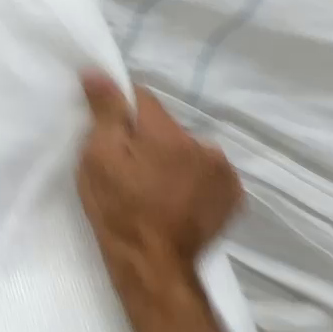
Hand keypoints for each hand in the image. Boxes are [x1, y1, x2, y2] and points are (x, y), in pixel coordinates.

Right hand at [77, 72, 241, 274]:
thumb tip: (99, 72)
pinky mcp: (233, 198)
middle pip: (165, 125)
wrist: (152, 259)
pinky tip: (171, 195)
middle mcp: (204, 147)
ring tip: (148, 181)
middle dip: (145, 135)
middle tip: (122, 161)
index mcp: (169, 133)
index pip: (142, 97)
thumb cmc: (116, 203)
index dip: (118, 107)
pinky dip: (189, 177)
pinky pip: (205, 173)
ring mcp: (225, 175)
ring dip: (169, 156)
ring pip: (187, 149)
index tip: (103, 126)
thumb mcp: (98, 154)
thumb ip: (105, 111)